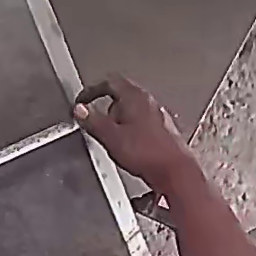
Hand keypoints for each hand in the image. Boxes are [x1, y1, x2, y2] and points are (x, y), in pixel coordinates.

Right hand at [74, 76, 201, 195]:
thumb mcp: (110, 137)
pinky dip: (132, 132)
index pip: (110, 83)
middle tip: (97, 123)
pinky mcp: (164, 131)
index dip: (92, 91)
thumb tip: (80, 111)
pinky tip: (130, 149)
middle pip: (122, 96)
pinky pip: (142, 126)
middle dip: (106, 110)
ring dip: (120, 123)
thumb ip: (92, 121)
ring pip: (133, 112)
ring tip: (114, 140)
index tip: (82, 102)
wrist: (175, 172)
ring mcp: (159, 116)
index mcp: (135, 97)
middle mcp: (150, 102)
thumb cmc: (149, 153)